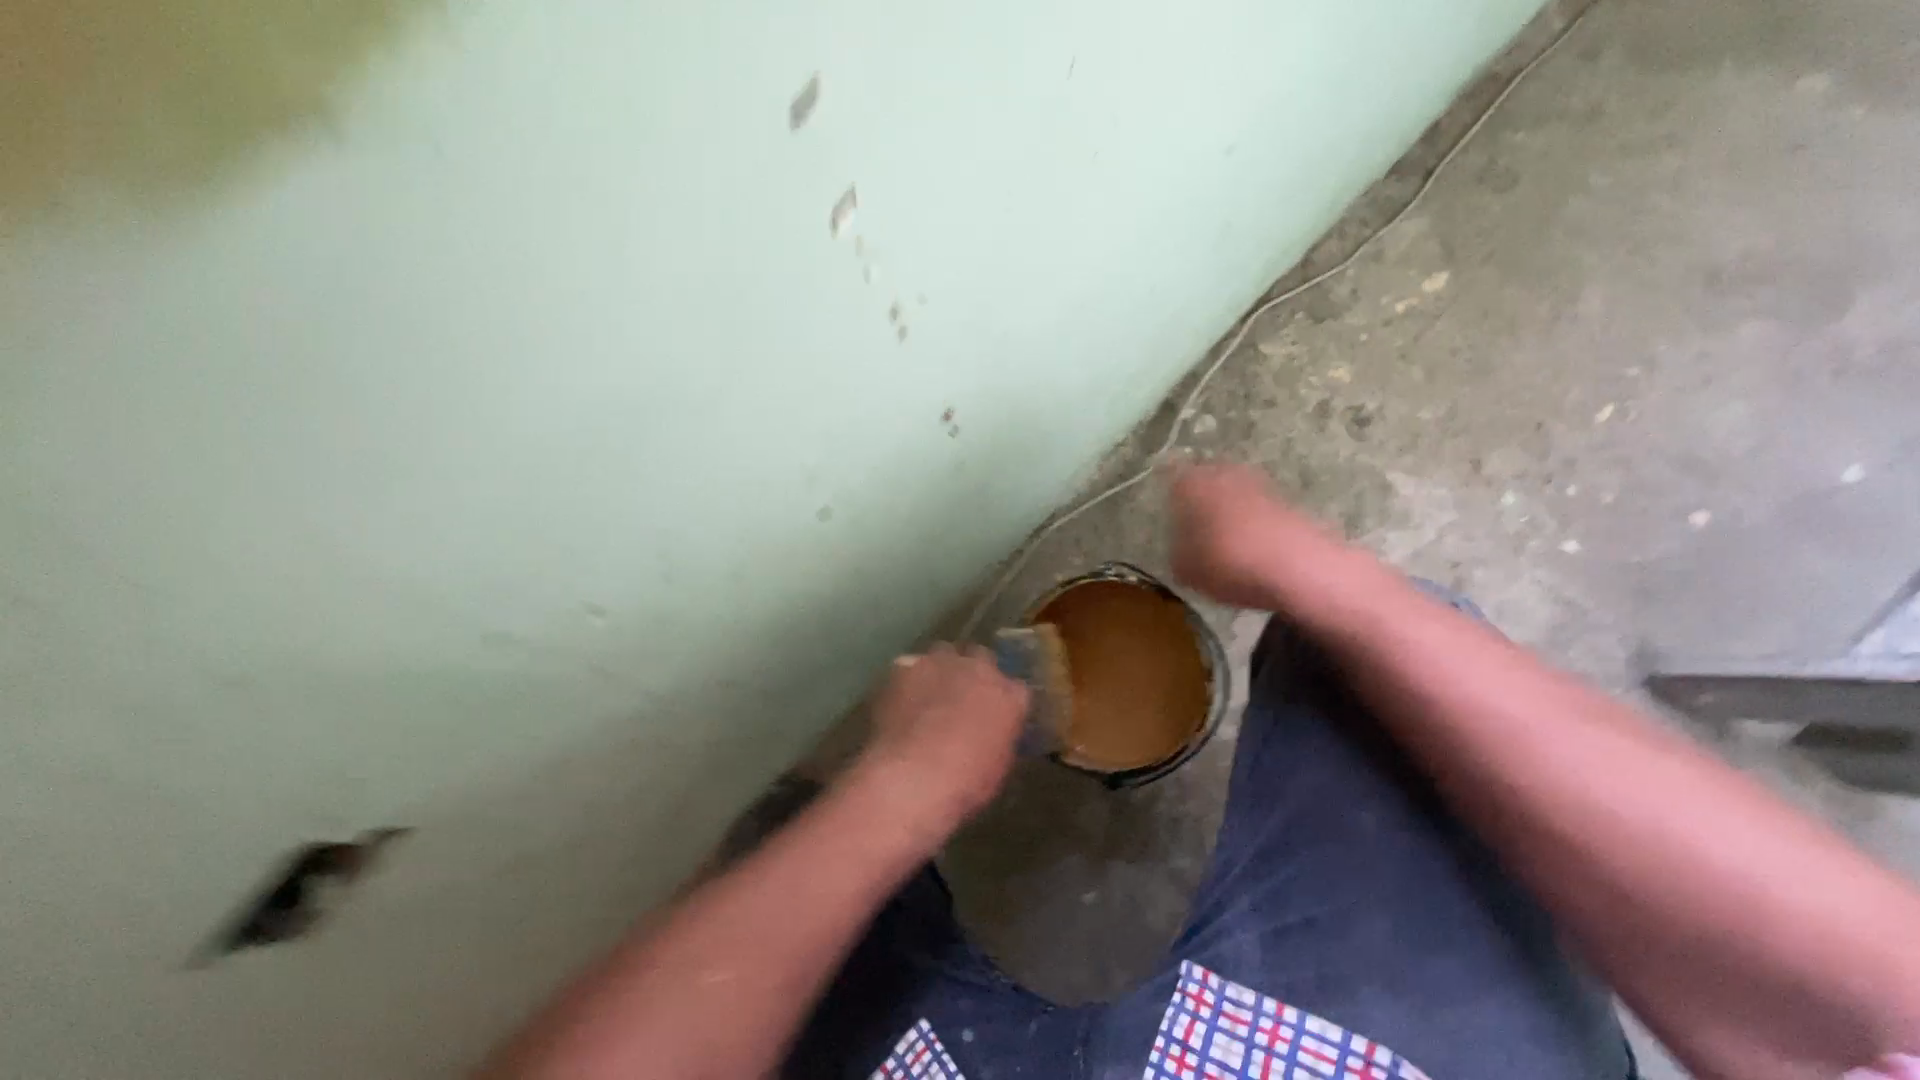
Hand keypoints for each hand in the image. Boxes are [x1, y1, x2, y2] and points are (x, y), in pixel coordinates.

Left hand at [849, 644, 1029, 842]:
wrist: (913, 776)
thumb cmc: (965, 783)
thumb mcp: (998, 765)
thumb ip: (999, 737)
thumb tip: (991, 733)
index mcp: (1011, 697)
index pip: (1016, 688)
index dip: (1002, 700)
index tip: (994, 714)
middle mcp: (979, 669)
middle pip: (980, 658)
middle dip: (972, 673)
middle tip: (960, 697)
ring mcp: (940, 663)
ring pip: (943, 654)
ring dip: (940, 670)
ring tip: (927, 695)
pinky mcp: (904, 666)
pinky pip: (908, 666)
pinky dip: (906, 680)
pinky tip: (899, 701)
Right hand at [1167, 462, 1350, 609]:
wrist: (1298, 566)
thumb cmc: (1229, 562)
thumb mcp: (1185, 569)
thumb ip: (1176, 552)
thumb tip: (1181, 546)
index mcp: (1192, 482)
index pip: (1169, 474)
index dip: (1166, 491)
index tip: (1165, 509)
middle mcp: (1224, 471)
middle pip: (1204, 480)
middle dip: (1197, 499)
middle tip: (1191, 527)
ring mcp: (1258, 482)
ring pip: (1232, 491)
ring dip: (1226, 509)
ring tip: (1222, 540)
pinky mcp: (1285, 499)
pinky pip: (1256, 507)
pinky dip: (1250, 521)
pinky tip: (1250, 546)